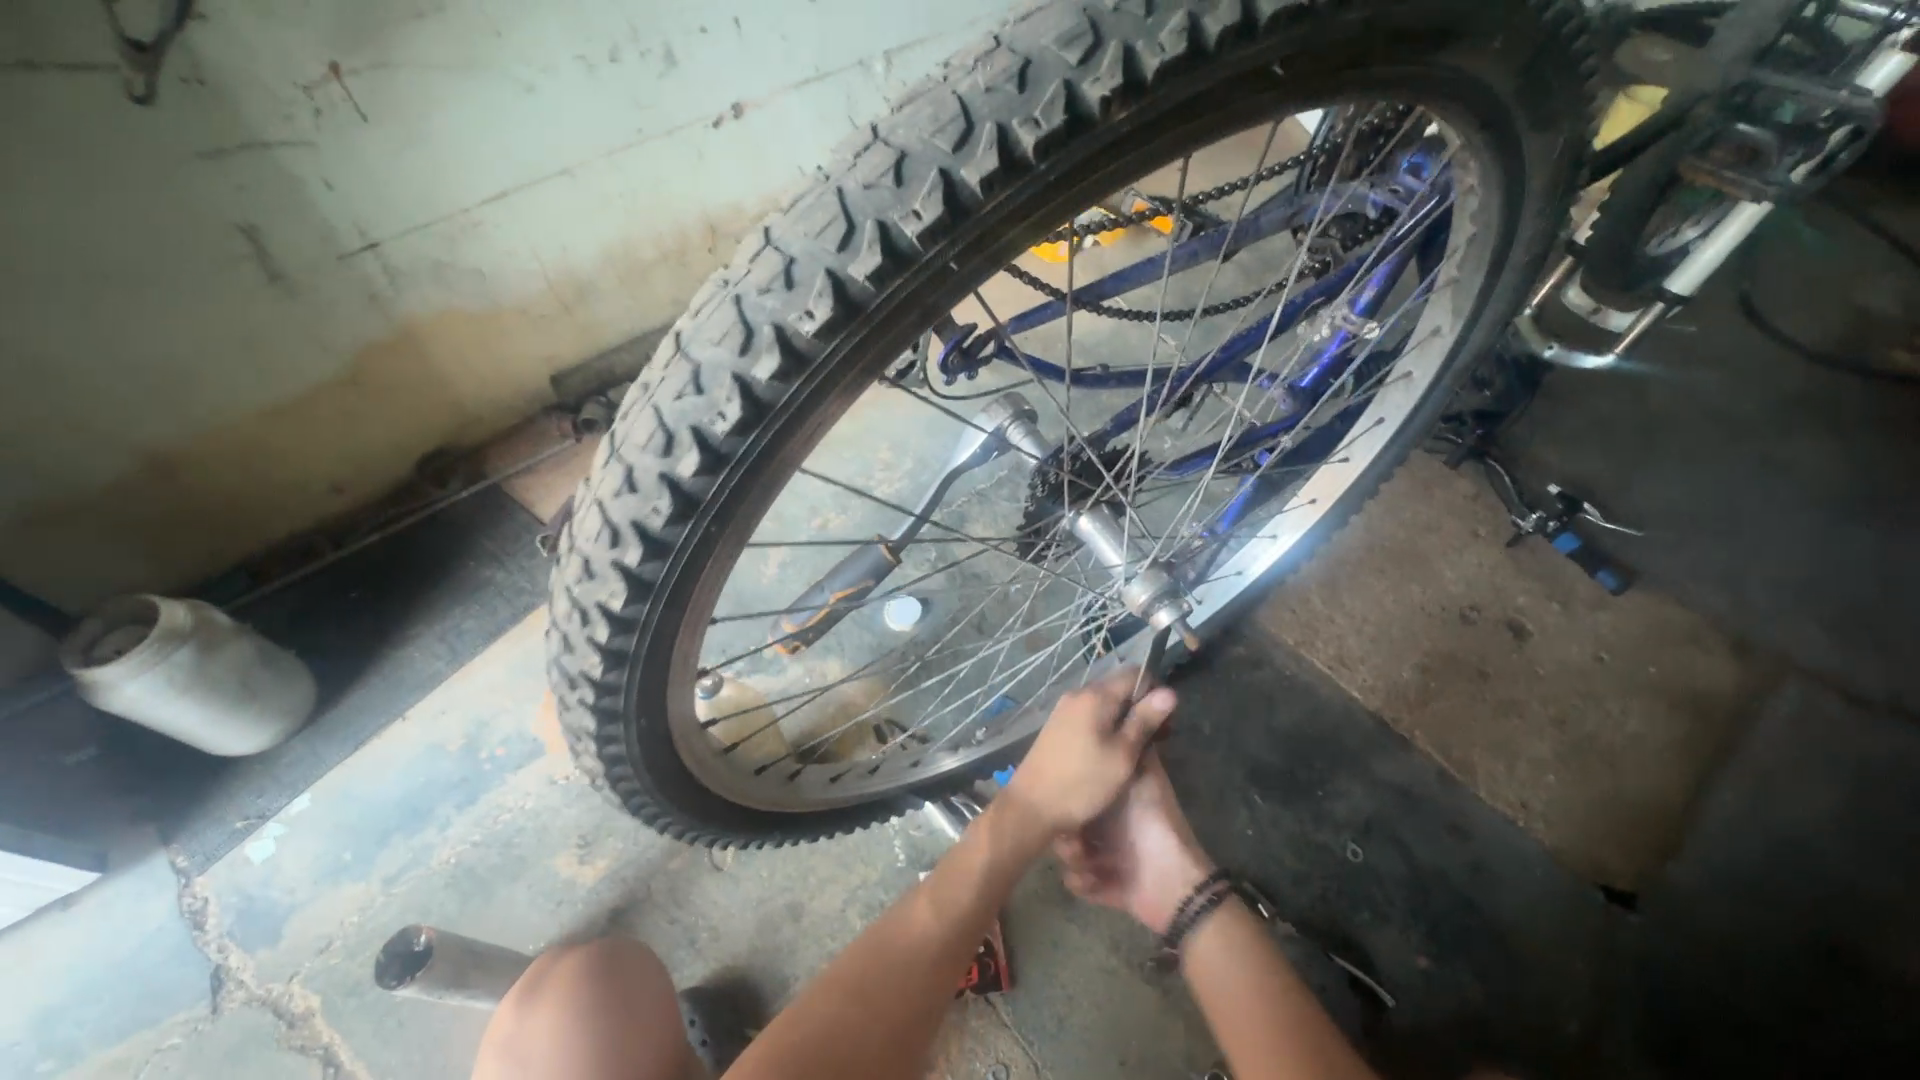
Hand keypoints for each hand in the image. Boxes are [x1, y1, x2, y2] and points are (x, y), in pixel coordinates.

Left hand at [1000, 667, 1175, 835]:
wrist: (1031, 808)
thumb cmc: (1082, 783)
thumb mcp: (1122, 754)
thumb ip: (1144, 721)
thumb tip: (1169, 692)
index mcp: (1095, 696)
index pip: (1134, 674)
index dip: (1155, 692)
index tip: (1164, 722)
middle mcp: (1077, 694)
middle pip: (1119, 688)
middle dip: (1141, 709)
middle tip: (1155, 742)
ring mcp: (1064, 710)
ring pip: (1105, 705)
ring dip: (1124, 721)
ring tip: (1135, 753)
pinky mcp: (1057, 727)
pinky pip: (1090, 717)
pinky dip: (1106, 728)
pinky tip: (1111, 754)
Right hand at [1055, 750, 1215, 933]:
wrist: (1172, 881)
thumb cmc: (1154, 824)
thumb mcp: (1143, 779)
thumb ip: (1134, 751)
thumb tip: (1132, 713)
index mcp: (1112, 800)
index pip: (1079, 791)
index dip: (1068, 793)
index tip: (1062, 794)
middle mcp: (1104, 825)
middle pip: (1066, 822)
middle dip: (1064, 830)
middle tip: (1072, 836)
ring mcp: (1100, 857)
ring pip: (1066, 851)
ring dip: (1072, 856)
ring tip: (1085, 860)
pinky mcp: (1099, 886)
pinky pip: (1074, 881)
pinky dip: (1082, 881)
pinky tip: (1095, 879)